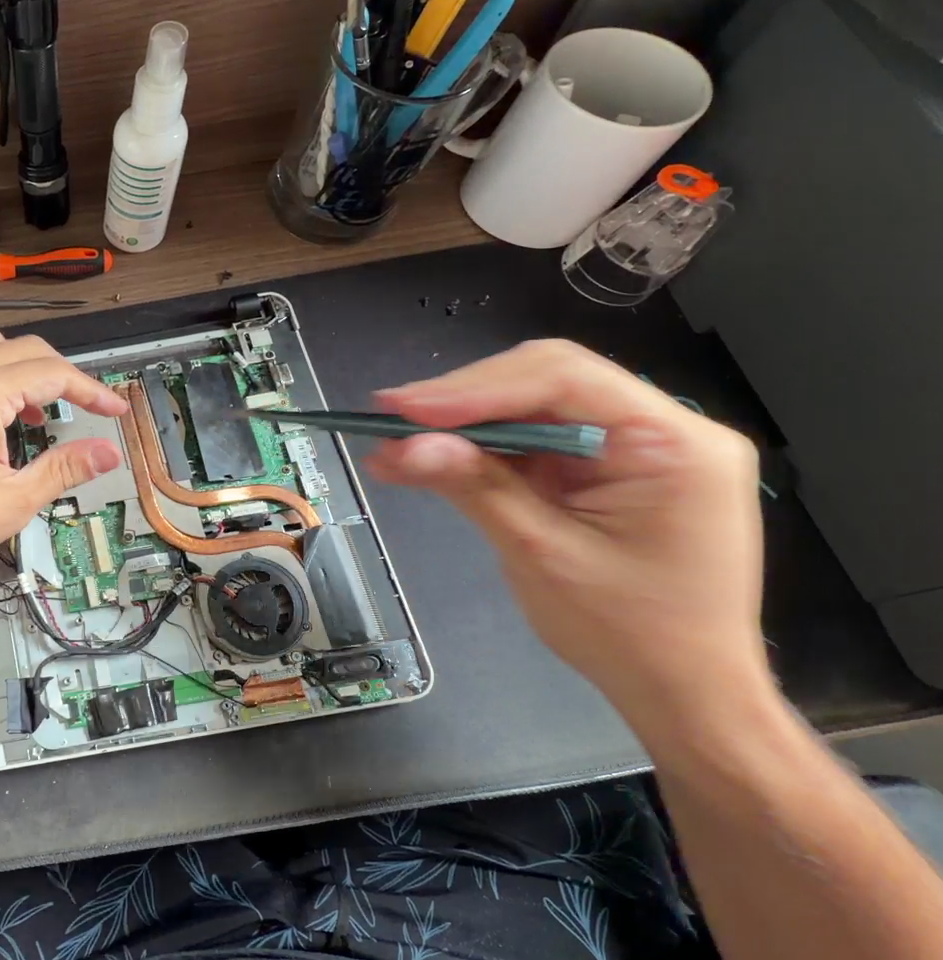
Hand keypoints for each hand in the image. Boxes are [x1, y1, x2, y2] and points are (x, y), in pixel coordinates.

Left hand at [0, 328, 128, 592]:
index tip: (115, 410)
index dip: (90, 390)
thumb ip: (64, 468)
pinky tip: (1, 417)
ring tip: (42, 409)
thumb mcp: (12, 502)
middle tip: (88, 408)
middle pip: (24, 349)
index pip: (50, 373)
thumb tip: (108, 452)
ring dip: (24, 368)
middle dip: (62, 375)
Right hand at [365, 339, 766, 718]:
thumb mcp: (541, 554)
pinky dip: (480, 449)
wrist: (682, 694)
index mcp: (673, 444)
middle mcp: (662, 430)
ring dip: (463, 424)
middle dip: (464, 400)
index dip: (475, 389)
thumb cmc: (628, 634)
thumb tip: (398, 448)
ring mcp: (635, 449)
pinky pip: (535, 440)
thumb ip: (475, 487)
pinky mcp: (606, 470)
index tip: (403, 410)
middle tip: (391, 420)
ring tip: (396, 443)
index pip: (565, 380)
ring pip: (533, 406)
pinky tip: (428, 458)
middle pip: (547, 381)